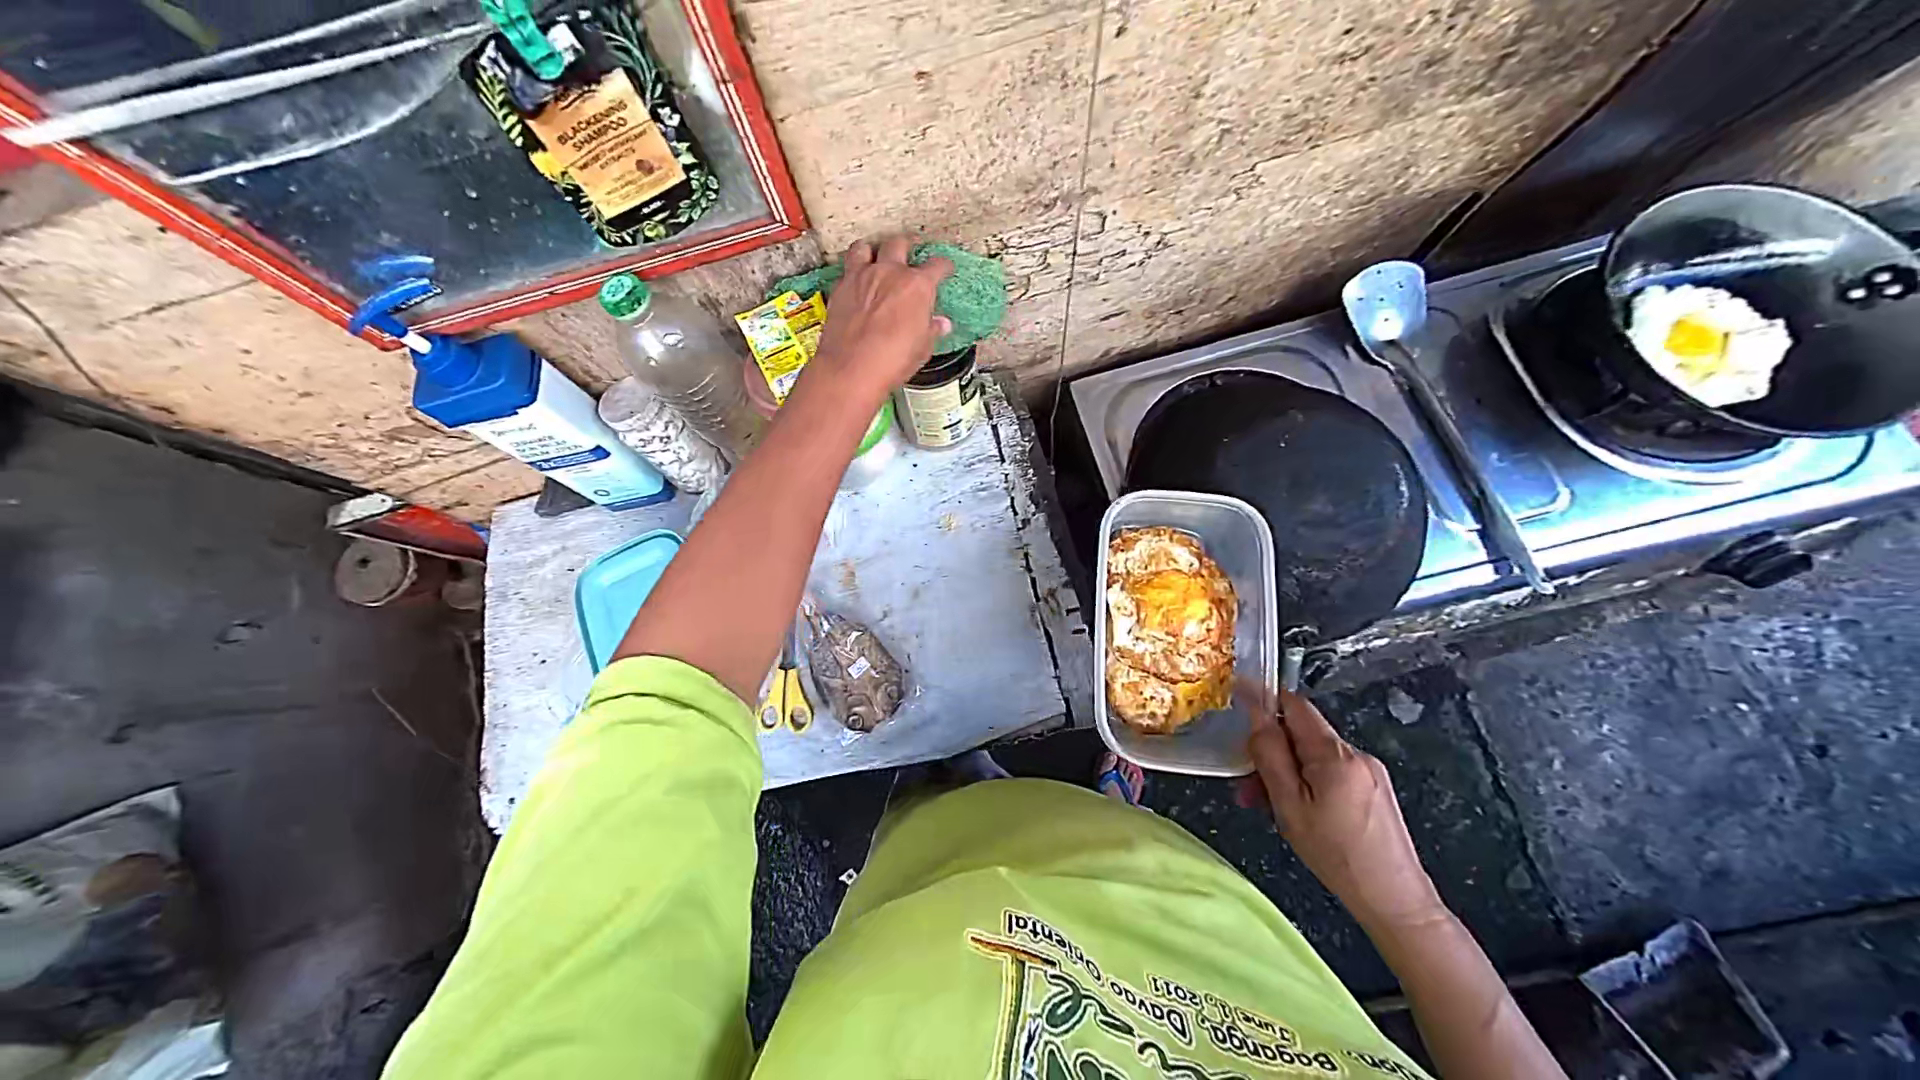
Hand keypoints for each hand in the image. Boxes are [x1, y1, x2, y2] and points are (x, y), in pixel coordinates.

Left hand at [807, 236, 951, 403]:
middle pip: (899, 243)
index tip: (944, 269)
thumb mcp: (922, 348)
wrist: (851, 368)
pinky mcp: (840, 287)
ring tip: (876, 257)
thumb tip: (941, 324)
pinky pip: (847, 269)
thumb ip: (931, 329)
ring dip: (873, 250)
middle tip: (910, 252)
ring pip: (866, 247)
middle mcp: (890, 273)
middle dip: (907, 246)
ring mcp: (862, 276)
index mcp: (917, 286)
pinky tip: (856, 282)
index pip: (936, 266)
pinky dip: (853, 271)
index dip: (943, 267)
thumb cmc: (891, 360)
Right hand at [1241, 687, 1444, 932]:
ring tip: (1269, 805)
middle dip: (1271, 752)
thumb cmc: (1335, 855)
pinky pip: (1331, 772)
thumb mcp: (1289, 805)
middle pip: (1301, 734)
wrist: (1394, 899)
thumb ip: (1269, 754)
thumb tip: (1256, 713)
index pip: (1294, 704)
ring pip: (1314, 756)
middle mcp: (1356, 754)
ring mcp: (1369, 771)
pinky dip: (1307, 783)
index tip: (1237, 706)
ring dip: (1286, 771)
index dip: (1263, 700)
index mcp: (1335, 754)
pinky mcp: (1374, 788)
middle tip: (1248, 785)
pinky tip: (1299, 812)